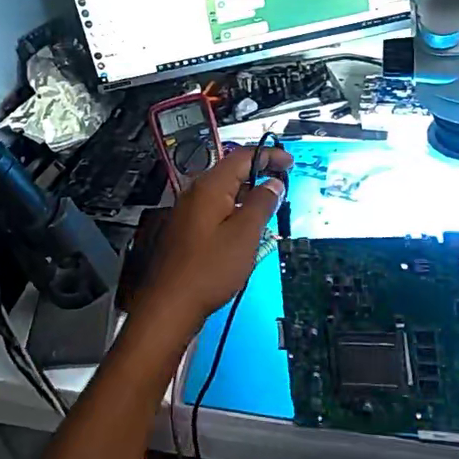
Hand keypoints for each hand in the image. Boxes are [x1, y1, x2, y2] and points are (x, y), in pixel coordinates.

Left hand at [139, 145, 290, 334]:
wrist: (171, 302)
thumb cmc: (207, 270)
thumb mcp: (245, 235)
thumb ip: (262, 204)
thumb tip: (273, 184)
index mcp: (209, 188)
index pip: (242, 156)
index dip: (268, 155)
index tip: (288, 162)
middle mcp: (195, 193)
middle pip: (231, 171)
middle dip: (259, 174)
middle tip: (282, 186)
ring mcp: (188, 210)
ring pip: (224, 191)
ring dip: (248, 195)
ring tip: (269, 209)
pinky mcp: (187, 228)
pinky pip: (215, 208)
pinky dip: (235, 210)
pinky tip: (246, 228)